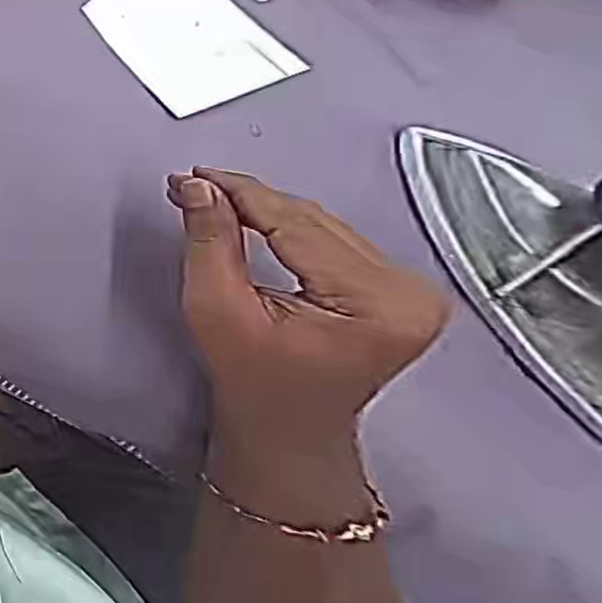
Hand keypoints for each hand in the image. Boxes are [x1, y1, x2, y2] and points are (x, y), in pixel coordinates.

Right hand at [166, 168, 448, 448]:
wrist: (287, 424)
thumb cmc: (254, 380)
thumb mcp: (216, 308)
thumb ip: (209, 241)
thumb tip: (200, 188)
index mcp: (375, 302)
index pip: (295, 223)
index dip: (237, 194)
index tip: (194, 178)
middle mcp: (407, 291)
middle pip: (309, 219)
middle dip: (244, 199)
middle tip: (193, 187)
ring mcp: (408, 288)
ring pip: (318, 221)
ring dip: (261, 208)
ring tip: (213, 200)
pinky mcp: (396, 286)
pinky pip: (330, 235)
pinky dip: (283, 224)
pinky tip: (250, 217)